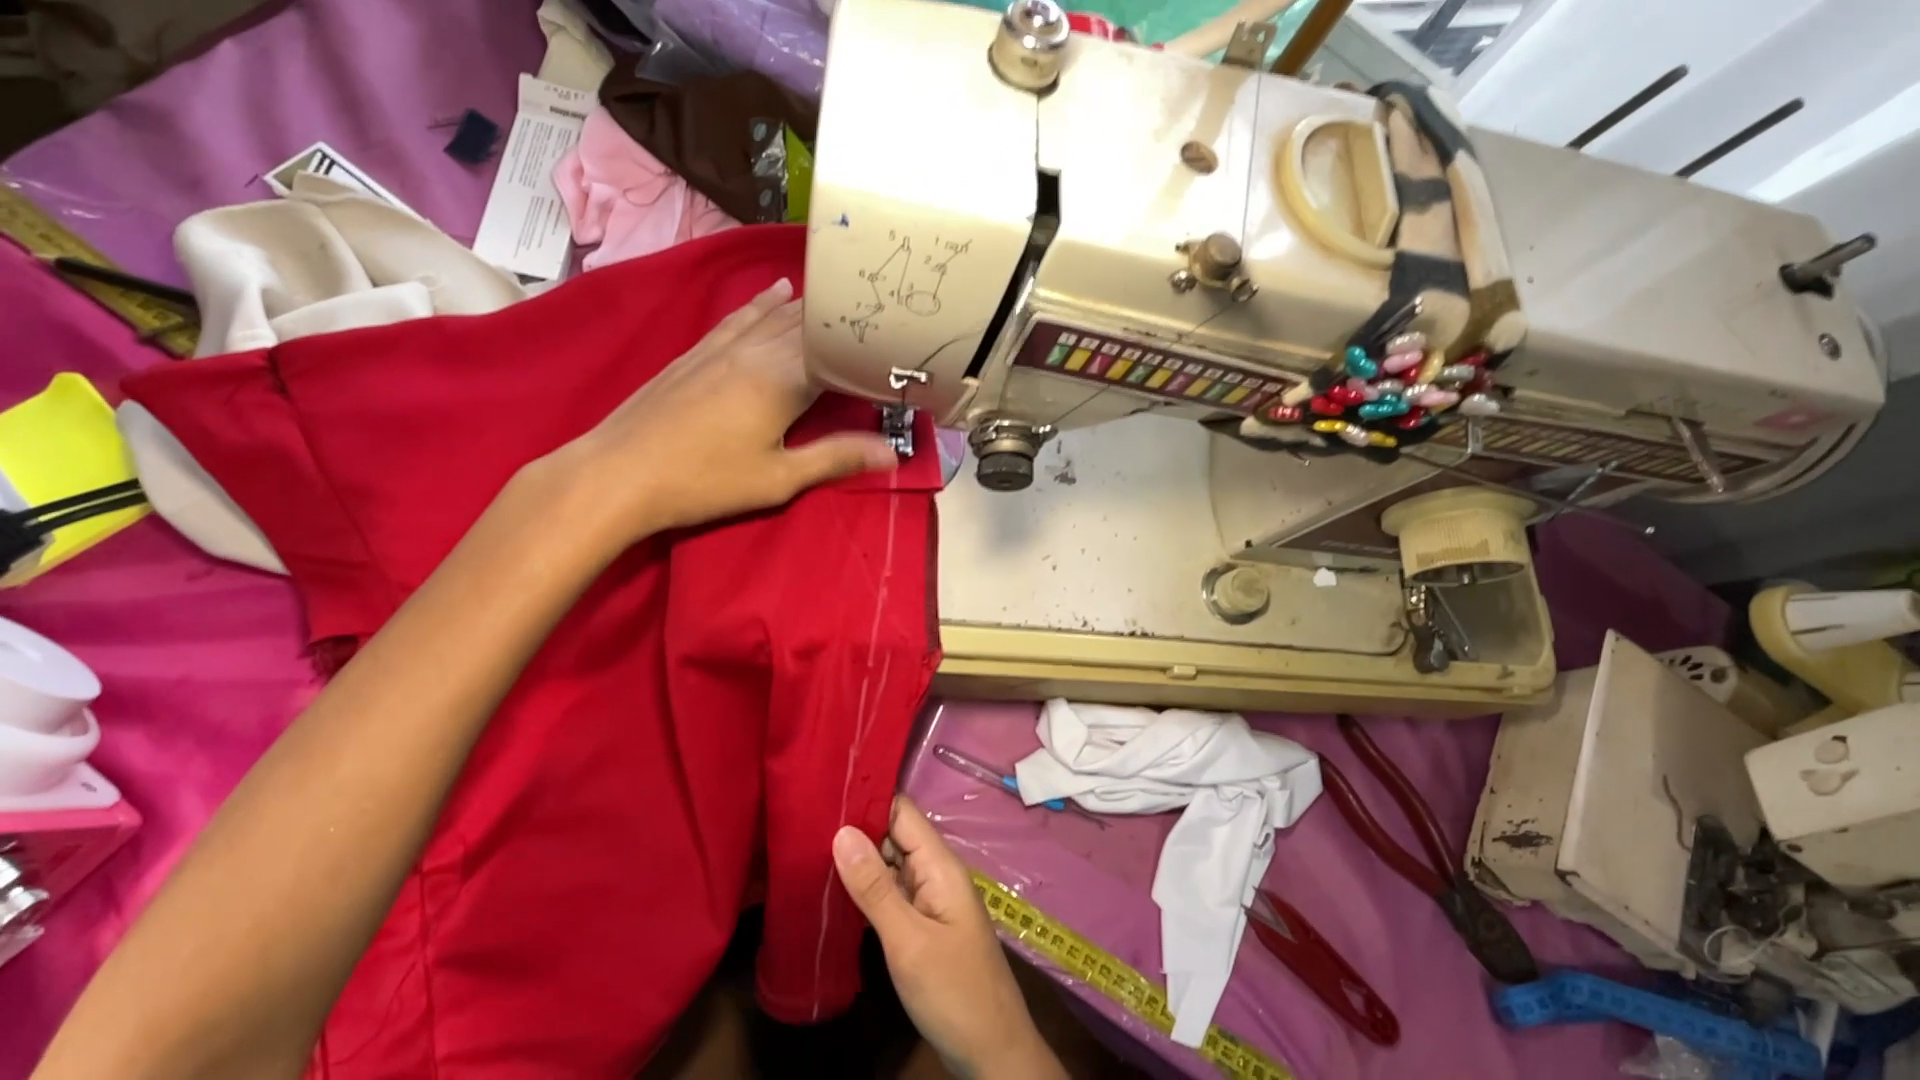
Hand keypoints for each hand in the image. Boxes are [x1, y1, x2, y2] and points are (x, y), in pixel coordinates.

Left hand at [552, 278, 896, 546]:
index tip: (900, 348)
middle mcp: (758, 349)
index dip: (871, 347)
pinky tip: (777, 291)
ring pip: (777, 313)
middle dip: (846, 320)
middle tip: (882, 317)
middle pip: (810, 323)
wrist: (620, 471)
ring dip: (812, 305)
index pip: (839, 350)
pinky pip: (742, 315)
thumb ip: (835, 458)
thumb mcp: (777, 479)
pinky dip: (765, 302)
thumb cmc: (704, 481)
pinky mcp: (699, 350)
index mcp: (784, 378)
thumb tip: (891, 452)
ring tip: (843, 295)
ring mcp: (724, 345)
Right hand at [833, 798, 1065, 1079]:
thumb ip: (875, 888)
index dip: (867, 799)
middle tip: (801, 824)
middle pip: (894, 836)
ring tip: (805, 850)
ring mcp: (930, 902)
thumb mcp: (908, 940)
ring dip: (857, 860)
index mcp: (940, 867)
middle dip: (854, 829)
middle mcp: (936, 876)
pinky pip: (892, 894)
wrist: (992, 1052)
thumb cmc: (954, 991)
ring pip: (890, 865)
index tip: (823, 793)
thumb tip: (840, 831)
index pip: (902, 813)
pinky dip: (866, 890)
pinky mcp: (923, 927)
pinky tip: (833, 892)